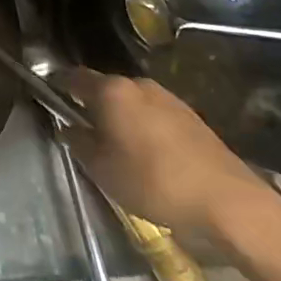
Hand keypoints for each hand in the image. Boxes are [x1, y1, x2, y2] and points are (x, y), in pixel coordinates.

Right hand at [52, 67, 277, 243]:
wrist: (231, 204)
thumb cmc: (154, 182)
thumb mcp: (102, 168)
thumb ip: (78, 142)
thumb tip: (70, 128)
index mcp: (111, 90)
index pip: (71, 76)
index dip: (57, 86)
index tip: (50, 101)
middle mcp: (138, 84)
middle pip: (103, 87)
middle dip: (91, 105)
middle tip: (84, 132)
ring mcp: (168, 99)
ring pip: (131, 102)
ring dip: (120, 117)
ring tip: (117, 148)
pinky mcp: (192, 117)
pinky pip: (153, 115)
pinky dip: (143, 127)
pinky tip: (148, 156)